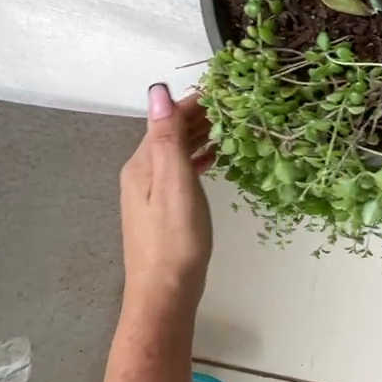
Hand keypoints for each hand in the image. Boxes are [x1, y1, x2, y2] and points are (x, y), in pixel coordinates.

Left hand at [118, 83, 215, 313]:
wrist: (165, 292)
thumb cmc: (175, 239)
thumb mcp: (175, 184)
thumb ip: (168, 138)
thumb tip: (158, 90)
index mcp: (143, 163)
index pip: (168, 118)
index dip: (196, 101)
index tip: (229, 89)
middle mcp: (142, 172)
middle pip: (171, 131)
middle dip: (202, 114)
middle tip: (239, 104)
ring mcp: (151, 191)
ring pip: (177, 150)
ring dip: (202, 134)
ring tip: (233, 124)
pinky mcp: (164, 206)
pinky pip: (181, 168)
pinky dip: (198, 156)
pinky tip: (214, 158)